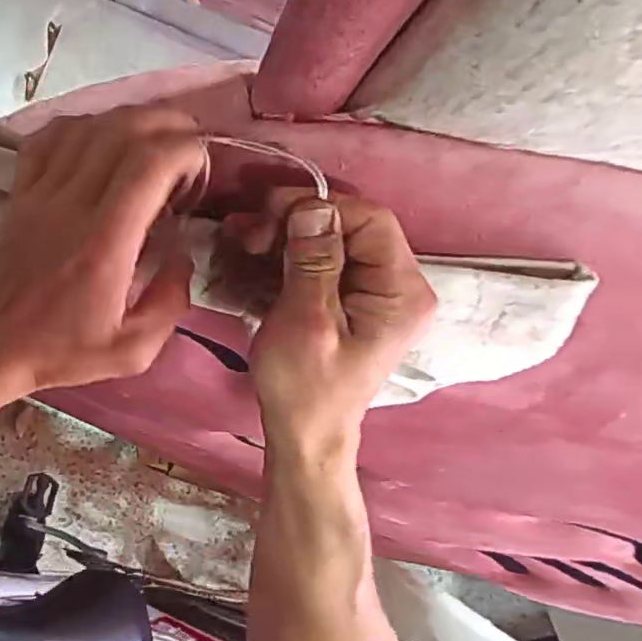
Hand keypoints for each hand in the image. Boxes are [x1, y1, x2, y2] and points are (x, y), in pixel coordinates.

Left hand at [0, 105, 204, 395]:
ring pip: (86, 127)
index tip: (201, 167)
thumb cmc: (63, 350)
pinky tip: (100, 137)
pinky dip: (80, 126)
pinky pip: (47, 139)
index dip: (185, 149)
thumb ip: (171, 302)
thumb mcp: (133, 350)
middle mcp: (71, 207)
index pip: (148, 164)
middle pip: (121, 131)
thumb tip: (183, 255)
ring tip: (153, 135)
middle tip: (189, 141)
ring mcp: (39, 195)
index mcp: (104, 244)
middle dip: (167, 123)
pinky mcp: (19, 194)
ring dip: (129, 119)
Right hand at [228, 190, 436, 458]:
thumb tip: (314, 206)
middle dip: (294, 223)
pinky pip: (319, 264)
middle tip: (247, 231)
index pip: (370, 220)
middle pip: (348, 228)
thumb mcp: (306, 322)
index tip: (269, 209)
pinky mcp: (346, 302)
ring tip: (242, 241)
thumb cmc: (305, 386)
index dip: (320, 206)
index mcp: (400, 291)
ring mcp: (371, 294)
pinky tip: (253, 258)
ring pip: (329, 242)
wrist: (304, 434)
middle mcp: (395, 285)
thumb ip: (314, 261)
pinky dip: (285, 258)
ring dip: (283, 238)